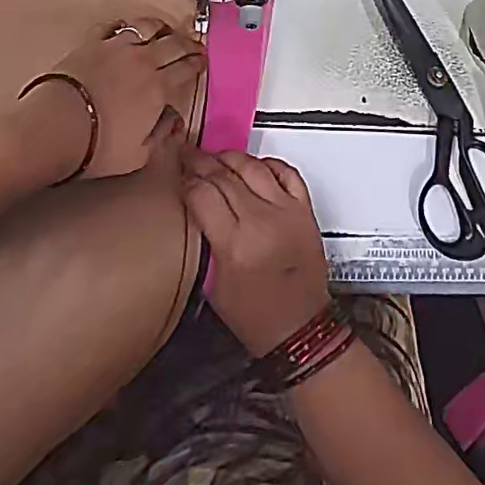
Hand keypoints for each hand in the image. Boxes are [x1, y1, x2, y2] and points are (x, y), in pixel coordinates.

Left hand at [29, 18, 205, 180]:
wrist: (57, 127)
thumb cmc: (99, 146)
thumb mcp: (139, 153)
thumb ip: (160, 134)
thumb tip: (171, 120)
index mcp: (159, 88)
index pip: (186, 69)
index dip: (197, 63)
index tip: (202, 61)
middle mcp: (143, 62)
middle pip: (173, 44)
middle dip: (187, 43)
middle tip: (193, 44)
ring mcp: (116, 48)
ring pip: (146, 27)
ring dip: (159, 27)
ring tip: (164, 30)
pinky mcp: (91, 43)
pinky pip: (111, 26)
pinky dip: (122, 24)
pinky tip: (124, 27)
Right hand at [181, 149, 330, 354]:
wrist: (301, 329)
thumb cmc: (255, 315)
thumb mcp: (214, 284)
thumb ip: (203, 240)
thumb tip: (193, 204)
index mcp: (235, 245)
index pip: (202, 193)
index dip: (186, 181)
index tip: (179, 177)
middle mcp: (263, 223)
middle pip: (224, 176)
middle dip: (201, 162)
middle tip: (188, 155)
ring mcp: (287, 213)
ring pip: (253, 167)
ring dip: (230, 158)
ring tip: (216, 157)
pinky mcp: (305, 211)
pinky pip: (287, 173)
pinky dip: (268, 164)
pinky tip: (255, 164)